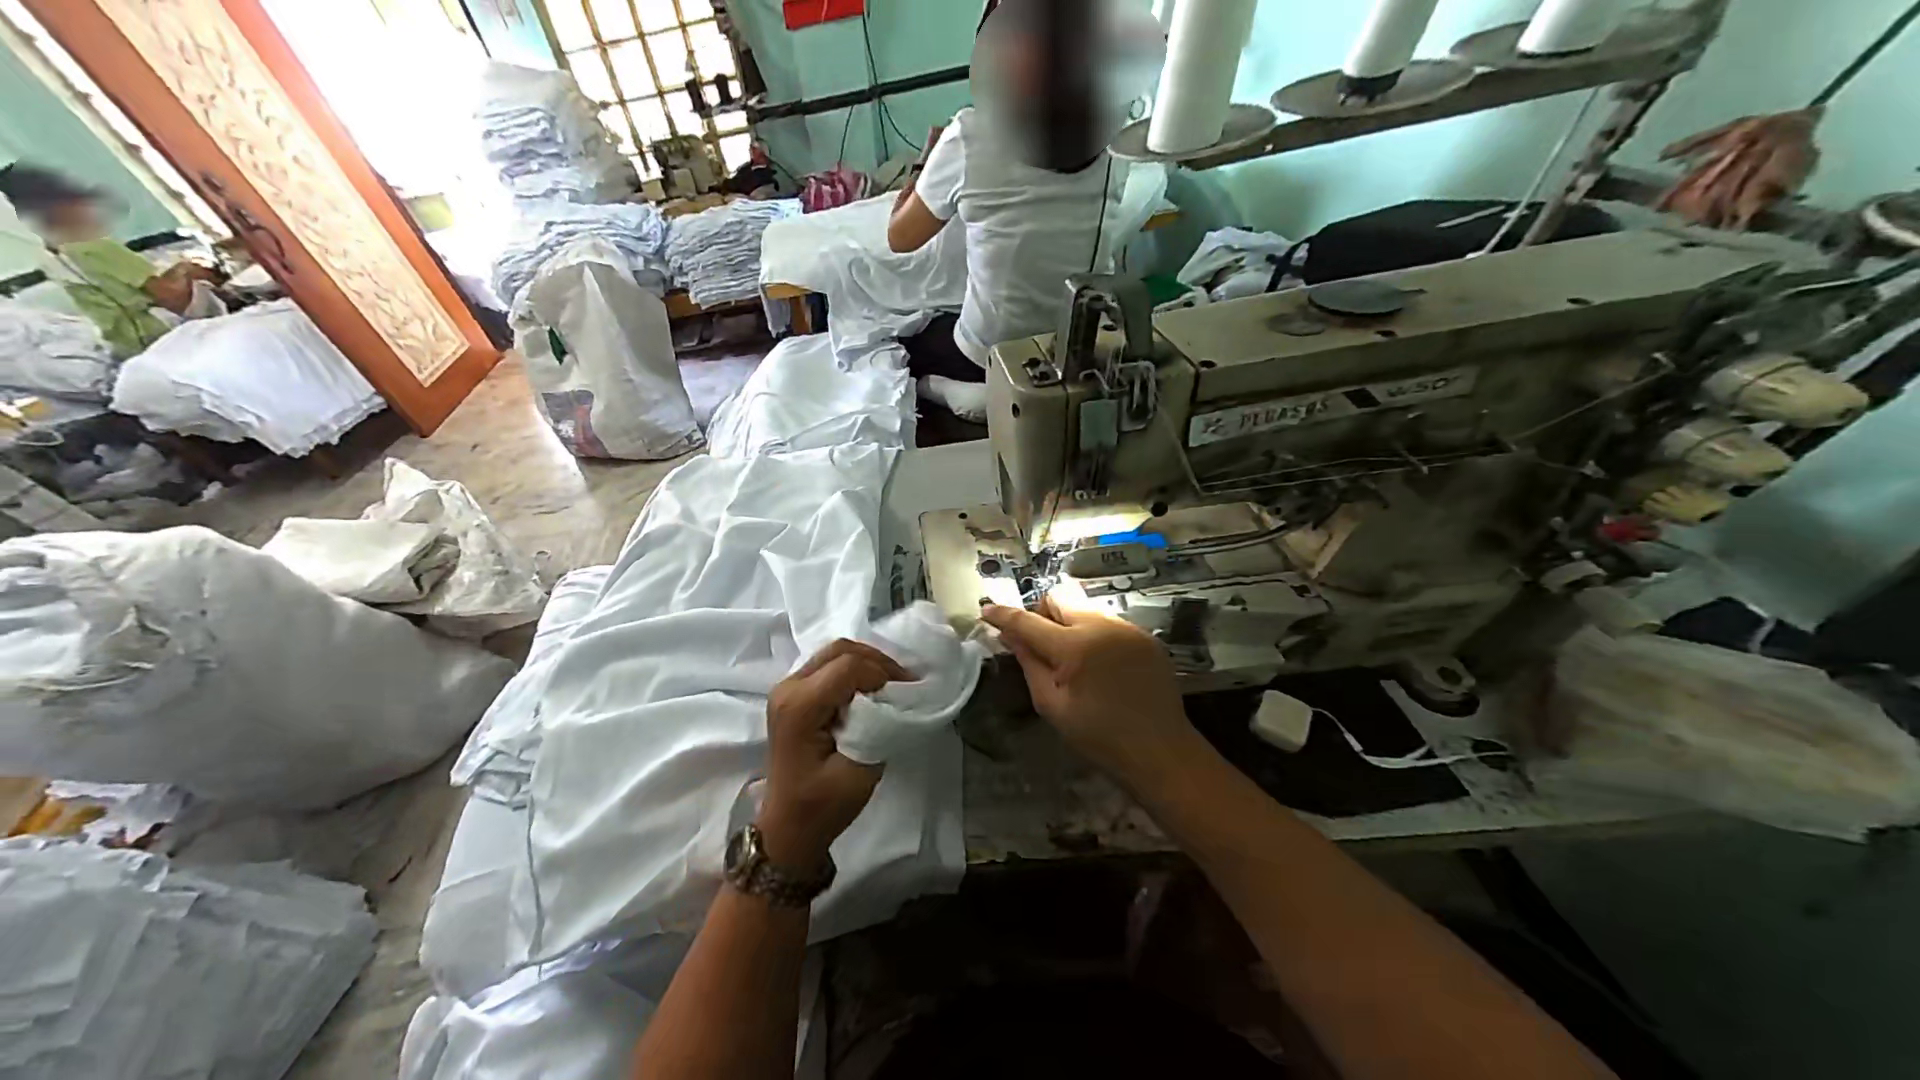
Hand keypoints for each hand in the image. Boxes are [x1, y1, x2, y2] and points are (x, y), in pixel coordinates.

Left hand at [759, 640, 910, 871]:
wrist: (788, 827)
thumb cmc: (822, 806)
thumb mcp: (859, 773)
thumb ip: (878, 730)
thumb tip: (894, 700)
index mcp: (800, 706)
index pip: (848, 666)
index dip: (883, 674)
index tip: (907, 693)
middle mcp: (788, 688)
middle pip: (840, 650)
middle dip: (877, 662)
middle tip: (903, 684)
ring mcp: (787, 688)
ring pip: (834, 653)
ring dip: (866, 663)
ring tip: (890, 686)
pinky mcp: (793, 694)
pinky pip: (827, 665)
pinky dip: (854, 670)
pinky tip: (870, 690)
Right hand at [980, 597, 1201, 788]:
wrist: (1160, 751)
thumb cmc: (1100, 736)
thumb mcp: (1053, 705)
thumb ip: (1029, 664)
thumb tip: (1010, 636)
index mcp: (1075, 646)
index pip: (1028, 621)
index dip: (1004, 615)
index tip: (986, 610)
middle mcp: (1102, 626)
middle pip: (1059, 599)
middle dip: (1041, 614)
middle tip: (1036, 642)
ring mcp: (1127, 628)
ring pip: (1085, 608)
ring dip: (1068, 622)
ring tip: (1069, 656)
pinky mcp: (1145, 637)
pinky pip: (1109, 622)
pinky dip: (1093, 633)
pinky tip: (1098, 663)